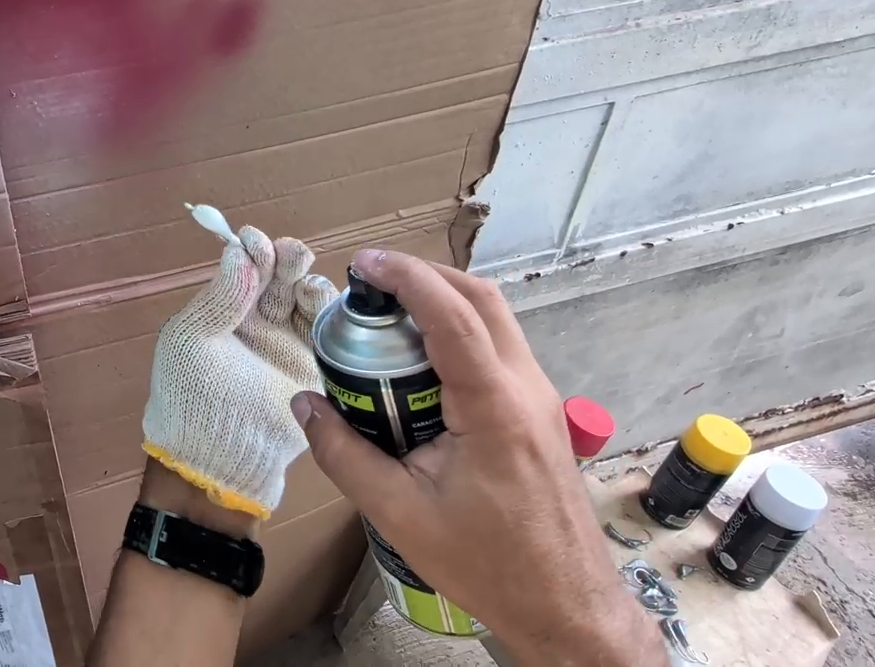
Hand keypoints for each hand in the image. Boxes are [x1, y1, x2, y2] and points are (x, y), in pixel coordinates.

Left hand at [141, 226, 335, 517]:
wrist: (215, 461)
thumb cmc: (189, 396)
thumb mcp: (188, 341)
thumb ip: (217, 298)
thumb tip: (238, 251)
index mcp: (227, 308)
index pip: (248, 266)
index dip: (255, 249)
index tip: (256, 242)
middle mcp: (260, 320)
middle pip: (283, 276)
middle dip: (288, 258)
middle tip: (290, 254)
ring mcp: (290, 343)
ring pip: (310, 299)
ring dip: (310, 282)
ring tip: (303, 285)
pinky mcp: (316, 370)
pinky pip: (330, 334)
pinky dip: (330, 313)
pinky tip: (322, 307)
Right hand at [290, 249, 664, 666]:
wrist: (570, 610)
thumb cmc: (489, 565)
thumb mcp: (399, 515)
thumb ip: (344, 454)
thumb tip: (303, 404)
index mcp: (495, 408)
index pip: (452, 316)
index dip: (405, 277)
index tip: (362, 264)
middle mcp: (525, 388)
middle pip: (481, 298)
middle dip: (424, 274)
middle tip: (372, 280)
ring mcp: (539, 396)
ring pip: (494, 316)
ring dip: (442, 297)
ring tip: (388, 309)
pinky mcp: (538, 410)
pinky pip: (497, 344)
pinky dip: (457, 326)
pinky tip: (419, 355)